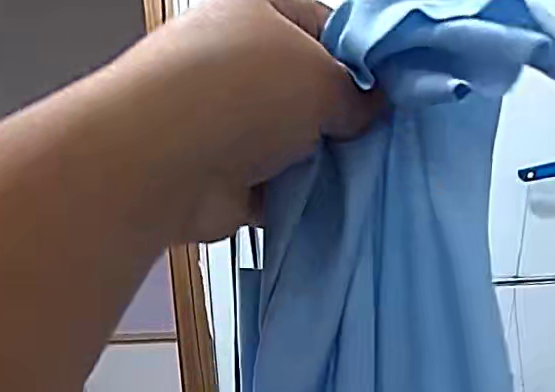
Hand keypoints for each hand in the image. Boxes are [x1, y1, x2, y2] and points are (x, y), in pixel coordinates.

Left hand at [126, 0, 382, 239]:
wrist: (168, 163)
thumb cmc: (239, 93)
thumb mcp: (318, 77)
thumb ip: (356, 95)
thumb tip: (374, 110)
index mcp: (258, 10)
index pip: (324, 31)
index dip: (360, 67)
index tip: (386, 100)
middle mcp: (240, 66)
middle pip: (308, 96)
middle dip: (340, 123)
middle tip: (371, 144)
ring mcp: (231, 127)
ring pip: (294, 149)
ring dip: (319, 167)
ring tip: (351, 179)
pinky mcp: (228, 183)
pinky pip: (277, 193)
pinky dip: (297, 203)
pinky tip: (322, 208)